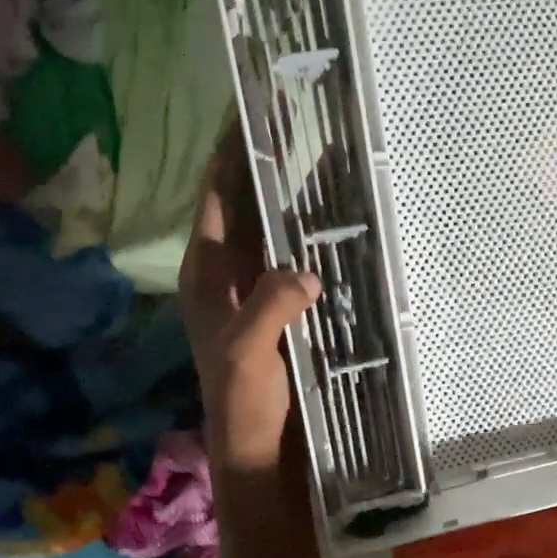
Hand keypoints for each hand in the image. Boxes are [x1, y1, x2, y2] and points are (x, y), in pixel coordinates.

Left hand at [180, 125, 322, 471]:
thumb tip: (307, 271)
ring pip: (278, 231)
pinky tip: (348, 225)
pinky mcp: (288, 313)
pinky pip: (303, 263)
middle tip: (306, 118)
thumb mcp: (245, 352)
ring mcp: (261, 292)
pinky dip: (320, 241)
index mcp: (208, 273)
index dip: (232, 150)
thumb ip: (269, 306)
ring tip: (334, 157)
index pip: (218, 196)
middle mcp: (231, 274)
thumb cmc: (240, 402)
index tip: (254, 106)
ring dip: (299, 198)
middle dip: (271, 162)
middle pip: (249, 204)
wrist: (258, 451)